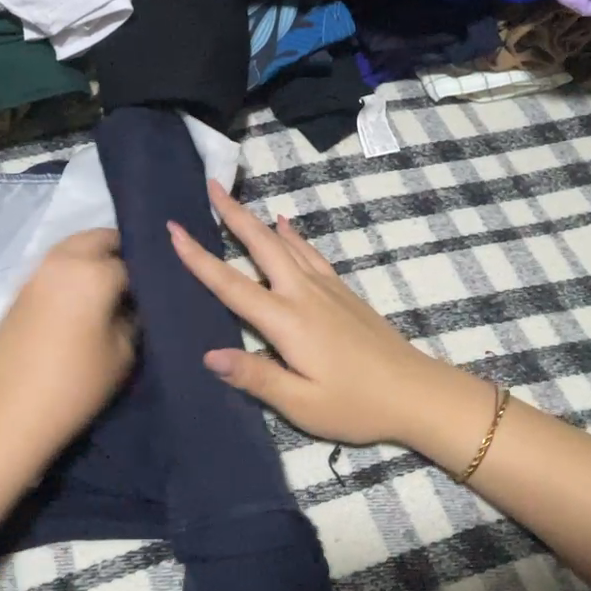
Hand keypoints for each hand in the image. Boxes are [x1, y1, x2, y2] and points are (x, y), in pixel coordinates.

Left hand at [0, 229, 136, 514]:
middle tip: (133, 281)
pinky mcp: (18, 290)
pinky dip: (70, 272)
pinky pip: (53, 267)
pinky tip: (79, 301)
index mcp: (93, 271)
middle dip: (118, 251)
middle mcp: (62, 261)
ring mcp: (35, 273)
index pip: (131, 260)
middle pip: (98, 238)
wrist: (8, 415)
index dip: (147, 275)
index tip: (156, 289)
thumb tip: (131, 302)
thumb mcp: (122, 354)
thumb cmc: (74, 385)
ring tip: (107, 290)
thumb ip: (132, 318)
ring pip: (72, 248)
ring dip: (92, 258)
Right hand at [168, 183, 492, 456]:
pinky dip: (292, 235)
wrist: (417, 393)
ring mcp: (325, 288)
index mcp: (286, 322)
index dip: (199, 257)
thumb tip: (208, 353)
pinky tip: (285, 224)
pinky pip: (309, 253)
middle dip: (232, 215)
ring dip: (256, 220)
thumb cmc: (357, 405)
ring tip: (233, 200)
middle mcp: (302, 294)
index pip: (231, 284)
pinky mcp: (342, 291)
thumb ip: (256, 376)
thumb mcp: (302, 404)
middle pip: (260, 246)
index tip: (174, 229)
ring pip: (283, 243)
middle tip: (209, 186)